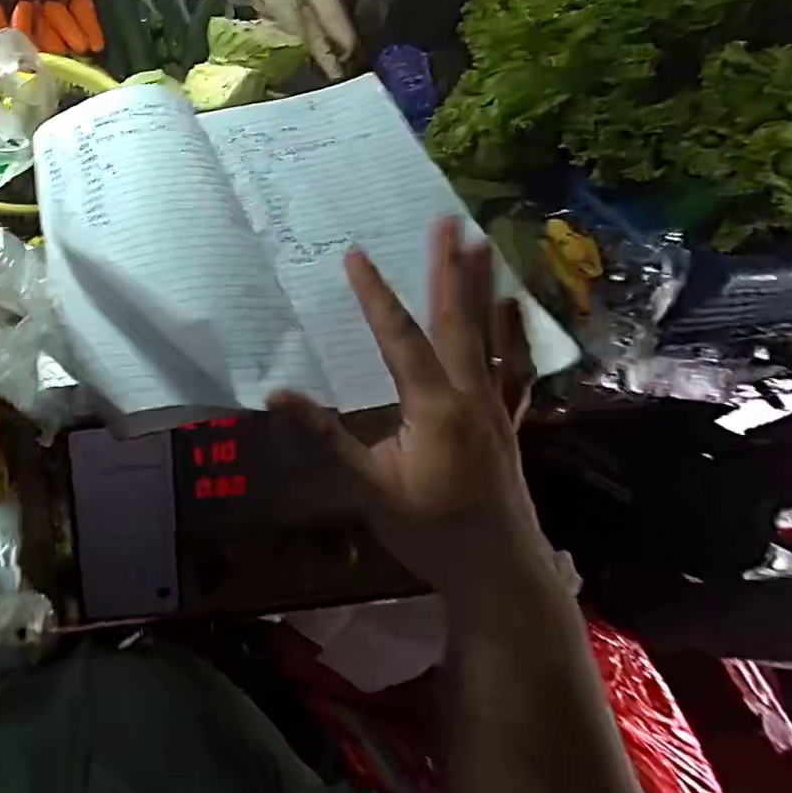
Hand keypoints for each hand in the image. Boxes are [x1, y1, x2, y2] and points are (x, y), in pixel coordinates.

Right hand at [269, 219, 545, 598]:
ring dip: (484, 287)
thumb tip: (277, 394)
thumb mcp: (367, 485)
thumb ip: (326, 435)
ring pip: (489, 336)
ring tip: (484, 244)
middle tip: (449, 221)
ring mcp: (494, 406)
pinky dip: (514, 333)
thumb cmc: (428, 528)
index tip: (356, 255)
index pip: (399, 338)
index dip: (375, 295)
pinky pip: (514, 367)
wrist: (499, 572)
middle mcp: (469, 395)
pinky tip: (514, 308)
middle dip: (449, 268)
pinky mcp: (506, 420)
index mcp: (433, 406)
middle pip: (456, 321)